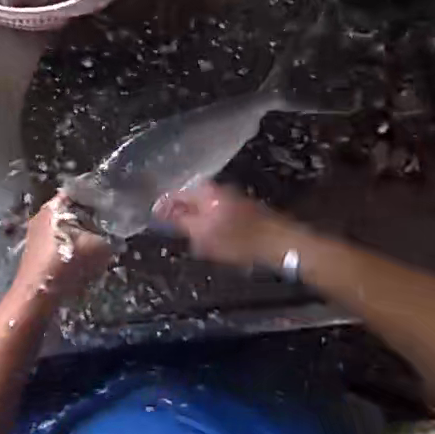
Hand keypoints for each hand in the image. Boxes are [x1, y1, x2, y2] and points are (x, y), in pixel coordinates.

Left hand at [12, 194, 110, 299]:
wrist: (37, 293)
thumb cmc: (66, 264)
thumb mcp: (100, 247)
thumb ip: (111, 235)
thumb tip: (118, 231)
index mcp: (55, 206)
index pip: (79, 192)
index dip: (97, 197)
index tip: (113, 204)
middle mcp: (42, 214)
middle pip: (71, 210)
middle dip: (89, 217)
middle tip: (109, 224)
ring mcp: (35, 232)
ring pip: (64, 226)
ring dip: (80, 233)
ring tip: (98, 241)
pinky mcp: (34, 249)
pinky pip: (57, 240)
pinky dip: (69, 245)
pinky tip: (81, 256)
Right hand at [153, 182, 303, 269]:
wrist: (281, 244)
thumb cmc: (238, 240)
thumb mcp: (202, 234)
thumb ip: (179, 221)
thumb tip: (159, 211)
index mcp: (205, 191)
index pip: (173, 194)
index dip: (161, 207)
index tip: (152, 219)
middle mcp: (218, 189)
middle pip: (189, 199)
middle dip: (179, 213)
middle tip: (171, 230)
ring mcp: (232, 198)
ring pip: (204, 207)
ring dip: (196, 220)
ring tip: (192, 238)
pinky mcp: (244, 210)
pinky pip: (217, 214)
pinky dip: (210, 224)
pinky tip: (212, 238)